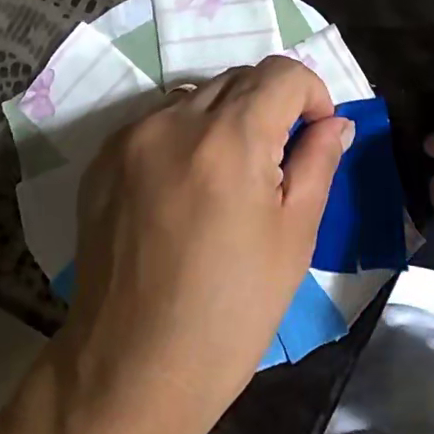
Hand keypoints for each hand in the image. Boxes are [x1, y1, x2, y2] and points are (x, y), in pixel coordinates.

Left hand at [59, 56, 353, 433]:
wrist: (134, 360)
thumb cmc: (231, 311)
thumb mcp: (294, 239)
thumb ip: (317, 164)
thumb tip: (333, 122)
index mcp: (226, 137)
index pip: (280, 73)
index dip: (311, 95)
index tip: (314, 136)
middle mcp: (170, 121)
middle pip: (235, 80)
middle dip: (268, 106)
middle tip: (276, 164)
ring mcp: (127, 137)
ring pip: (192, 98)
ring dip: (221, 119)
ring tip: (227, 180)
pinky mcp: (100, 160)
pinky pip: (153, 125)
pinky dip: (180, 138)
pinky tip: (182, 191)